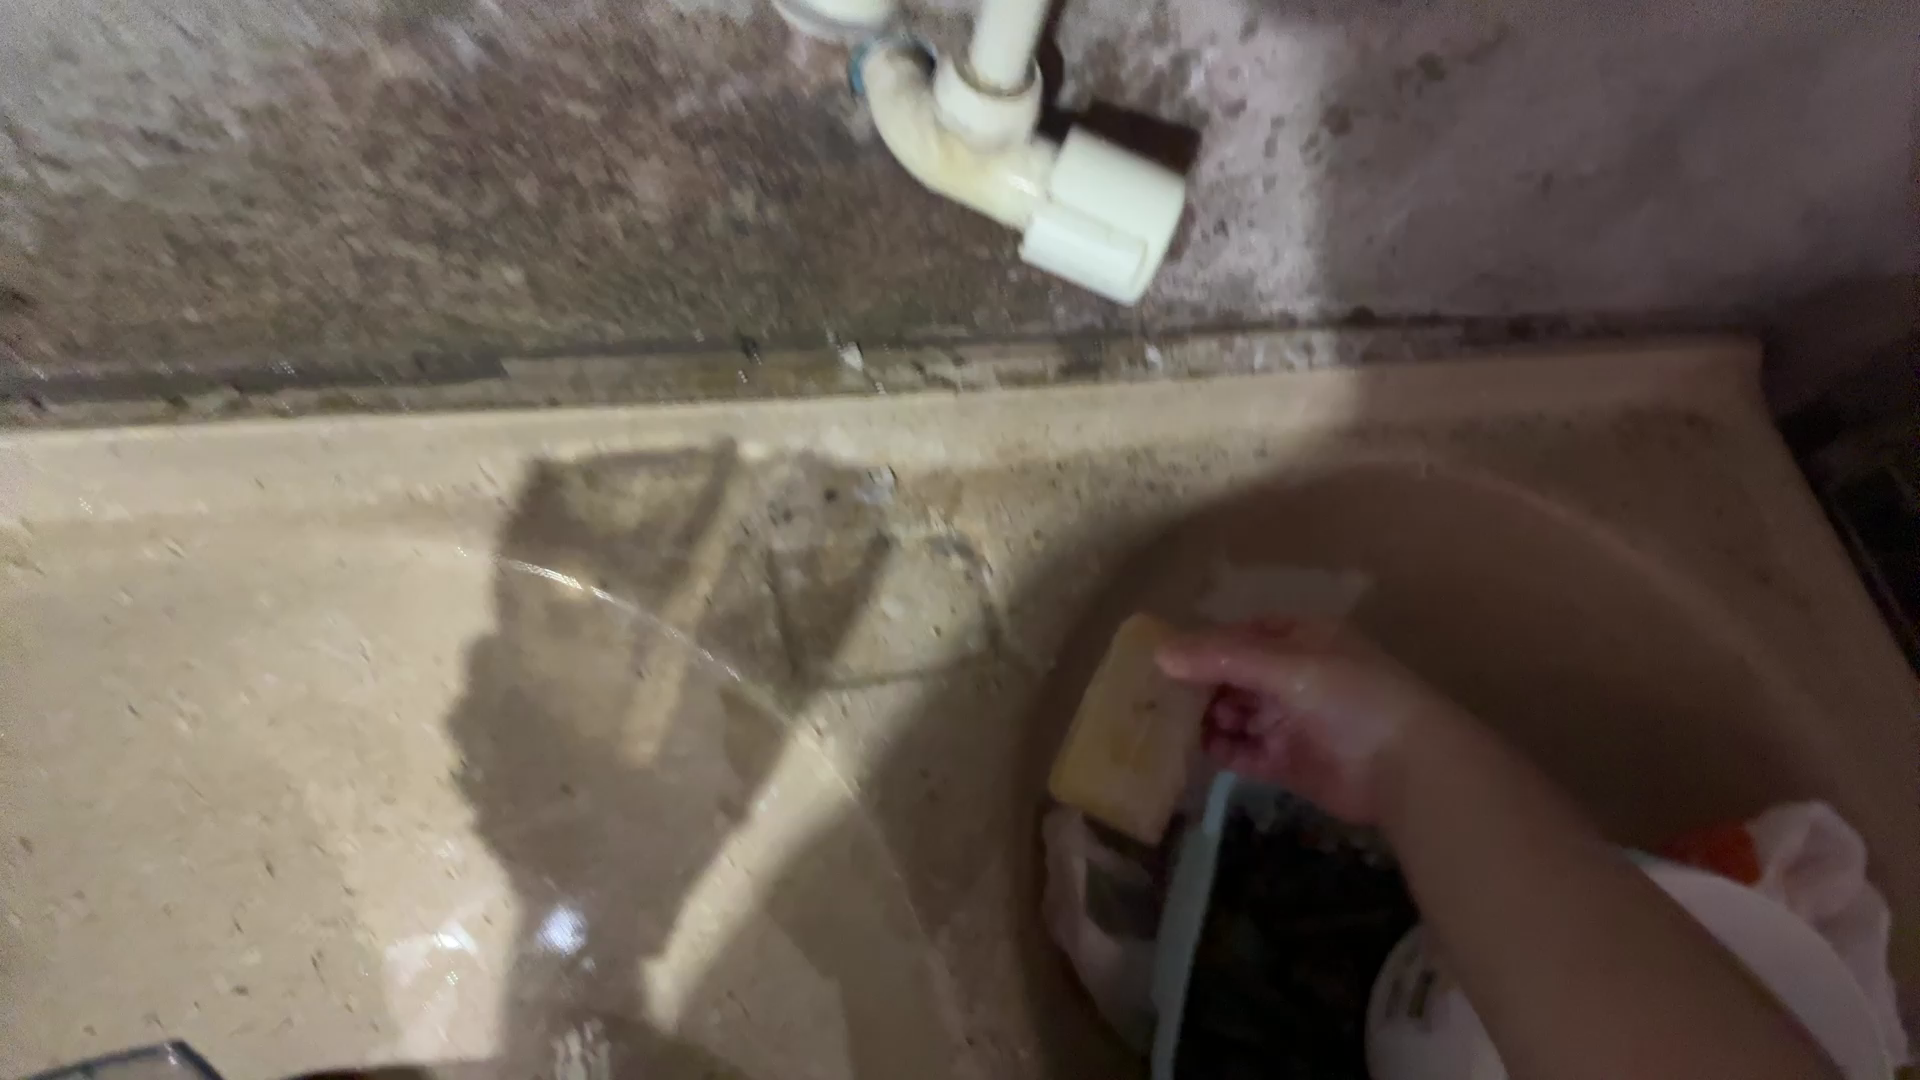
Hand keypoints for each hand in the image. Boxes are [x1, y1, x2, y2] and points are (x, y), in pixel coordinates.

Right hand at [1156, 620, 1462, 823]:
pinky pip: (1242, 751)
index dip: (1202, 646)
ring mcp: (1289, 720)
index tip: (1162, 658)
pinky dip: (1220, 749)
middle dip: (1198, 686)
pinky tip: (1194, 748)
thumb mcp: (1286, 666)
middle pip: (1231, 677)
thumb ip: (1221, 659)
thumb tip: (1159, 654)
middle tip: (1156, 695)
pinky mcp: (1286, 761)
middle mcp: (1292, 677)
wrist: (1410, 769)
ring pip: (1233, 714)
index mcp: (1299, 640)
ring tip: (1169, 723)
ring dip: (1205, 717)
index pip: (1238, 636)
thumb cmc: (1352, 697)